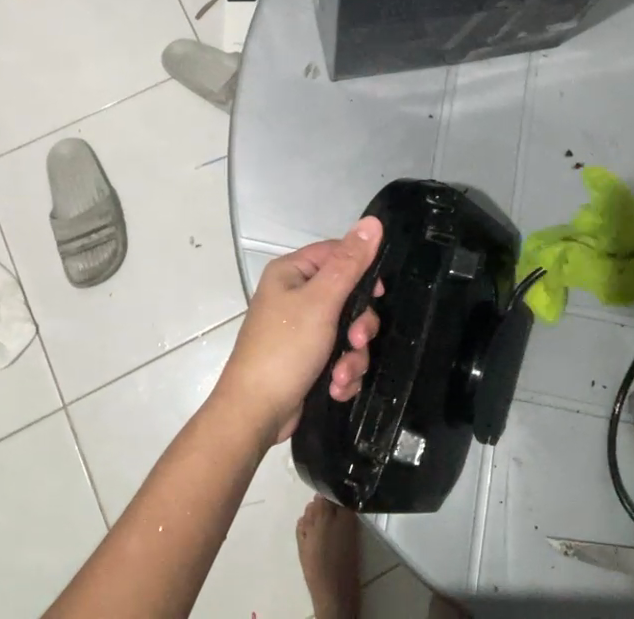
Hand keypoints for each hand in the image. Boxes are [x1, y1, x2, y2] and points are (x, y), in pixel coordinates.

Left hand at [212, 218, 384, 444]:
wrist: (255, 413)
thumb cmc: (285, 349)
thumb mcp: (321, 302)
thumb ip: (349, 263)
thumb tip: (373, 220)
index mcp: (291, 273)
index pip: (337, 254)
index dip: (362, 271)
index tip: (378, 294)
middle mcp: (294, 296)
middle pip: (348, 296)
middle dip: (359, 326)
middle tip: (356, 341)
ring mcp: (300, 331)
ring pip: (348, 332)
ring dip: (352, 357)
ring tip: (341, 375)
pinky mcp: (307, 361)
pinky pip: (339, 357)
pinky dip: (342, 374)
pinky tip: (336, 389)